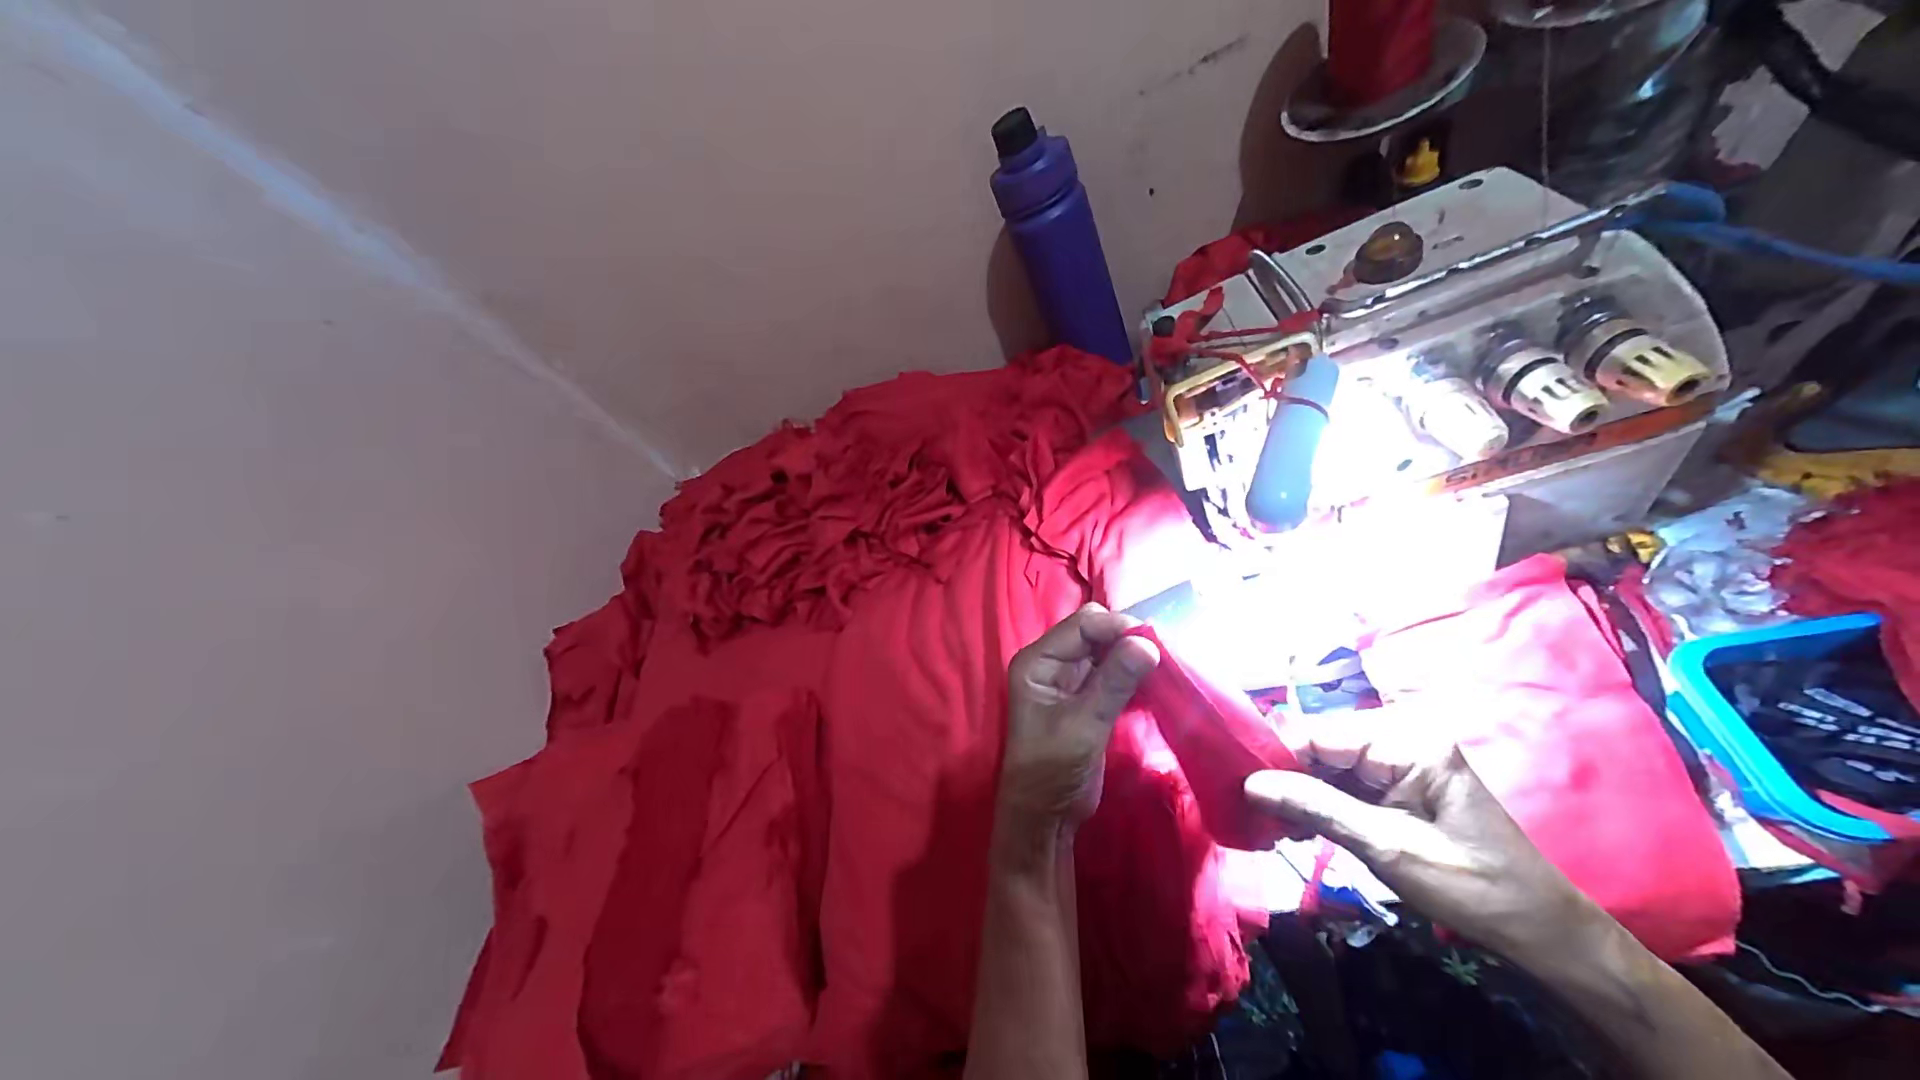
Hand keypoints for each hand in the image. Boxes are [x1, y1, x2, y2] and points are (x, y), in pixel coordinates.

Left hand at [998, 604, 1160, 836]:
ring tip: (1165, 661)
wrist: (1046, 816)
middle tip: (1162, 650)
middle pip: (1094, 632)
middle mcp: (1051, 663)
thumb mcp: (1084, 725)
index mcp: (1037, 661)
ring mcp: (1069, 680)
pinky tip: (1155, 678)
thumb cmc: (1051, 770)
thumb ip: (1114, 683)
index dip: (1117, 626)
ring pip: (1106, 650)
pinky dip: (1133, 672)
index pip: (1081, 625)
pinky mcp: (1088, 698)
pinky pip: (1114, 672)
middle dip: (1126, 636)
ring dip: (1133, 653)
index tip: (1154, 640)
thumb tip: (1148, 643)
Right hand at [1243, 714, 1597, 961]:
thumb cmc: (1473, 887)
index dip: (1276, 755)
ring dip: (1295, 793)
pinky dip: (1316, 805)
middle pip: (1319, 747)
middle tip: (1249, 810)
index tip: (1238, 783)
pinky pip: (1340, 785)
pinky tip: (1294, 826)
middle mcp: (1398, 740)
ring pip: (1324, 766)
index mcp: (1406, 741)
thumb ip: (1316, 808)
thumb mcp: (1388, 847)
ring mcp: (1397, 763)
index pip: (1319, 733)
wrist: (1543, 933)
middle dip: (1283, 777)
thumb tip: (1251, 783)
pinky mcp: (1394, 786)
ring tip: (1267, 823)